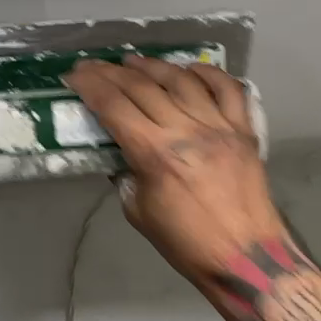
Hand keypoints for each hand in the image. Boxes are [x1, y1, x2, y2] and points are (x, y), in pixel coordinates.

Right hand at [66, 56, 289, 279]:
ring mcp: (218, 126)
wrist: (247, 257)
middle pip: (141, 87)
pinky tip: (189, 70)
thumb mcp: (139, 212)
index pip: (113, 106)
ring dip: (153, 66)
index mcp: (154, 153)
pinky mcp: (243, 130)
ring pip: (181, 80)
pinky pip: (227, 89)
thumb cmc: (186, 242)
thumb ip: (127, 175)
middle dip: (111, 72)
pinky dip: (207, 73)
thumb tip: (121, 154)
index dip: (89, 85)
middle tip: (95, 65)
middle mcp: (185, 130)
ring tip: (134, 62)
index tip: (74, 75)